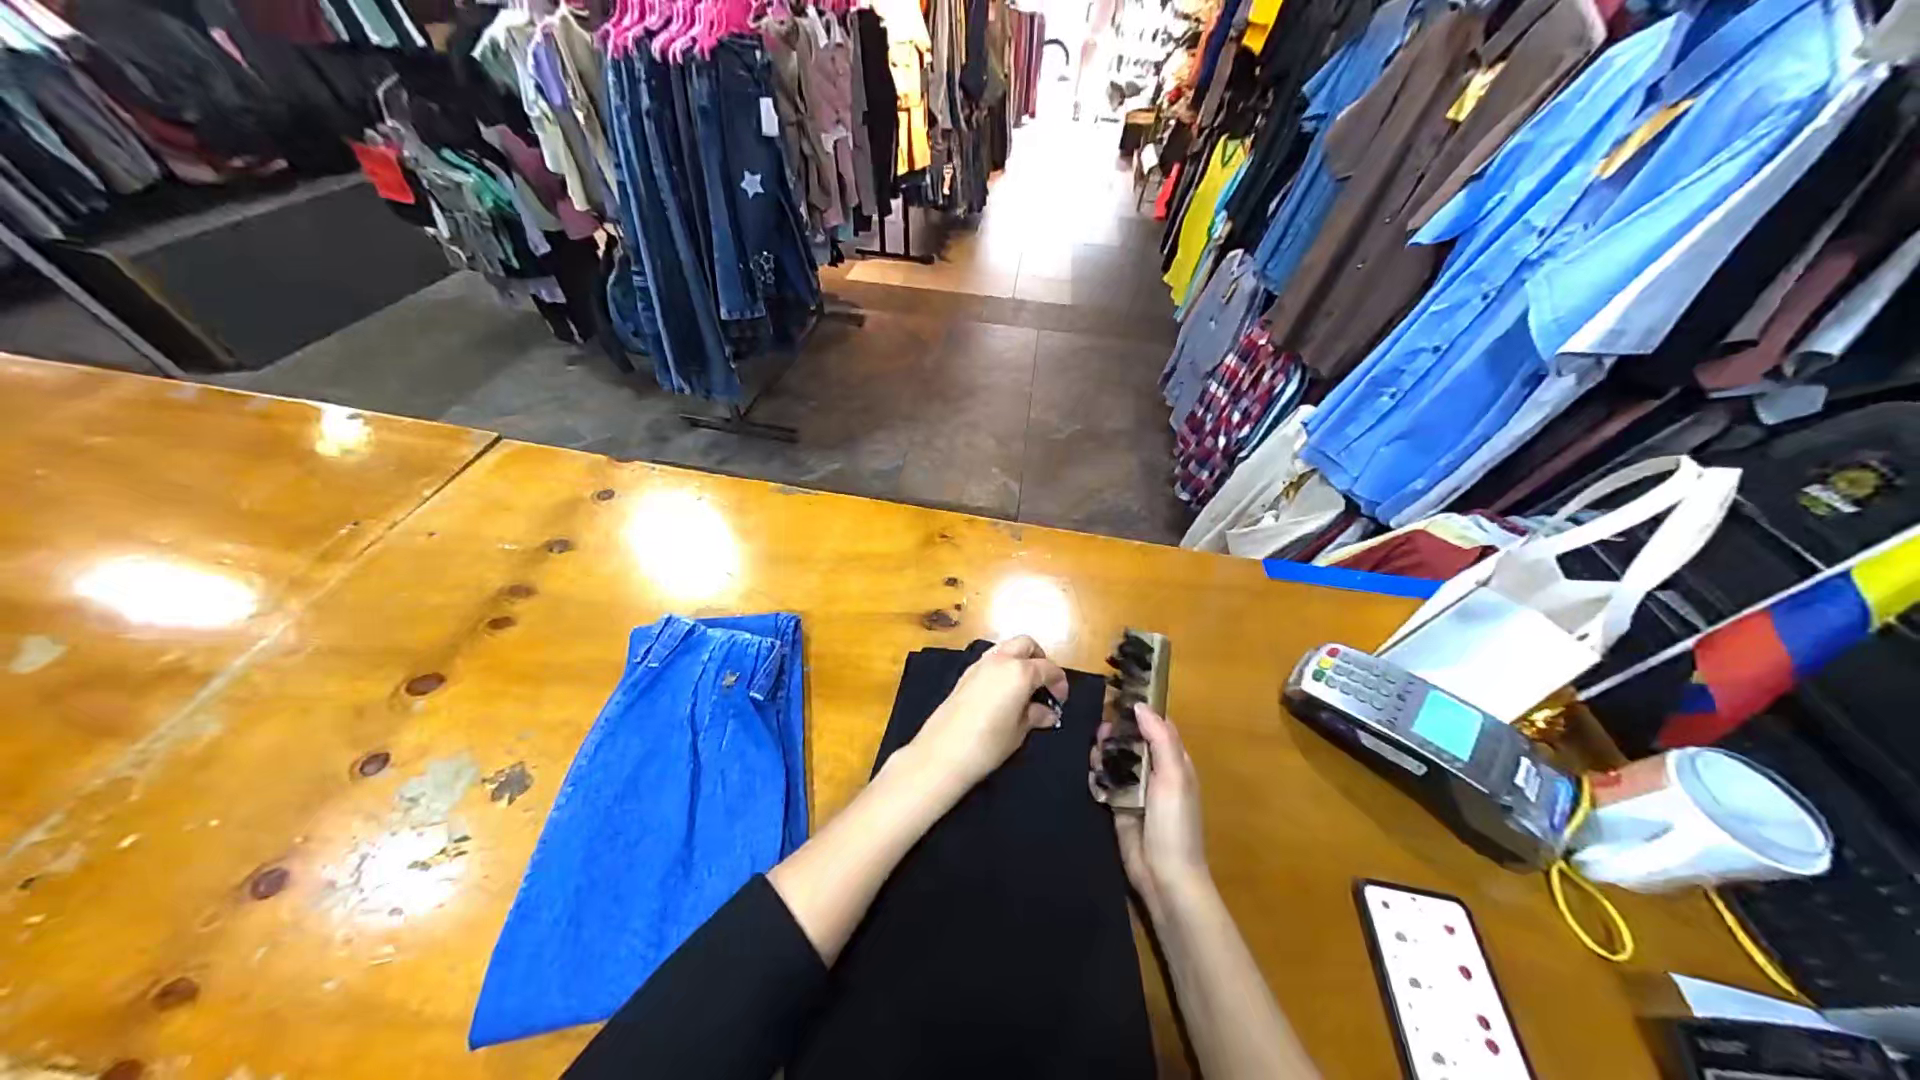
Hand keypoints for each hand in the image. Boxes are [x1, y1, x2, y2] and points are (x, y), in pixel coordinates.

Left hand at [905, 636, 1070, 794]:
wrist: (943, 752)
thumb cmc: (988, 743)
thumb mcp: (1019, 731)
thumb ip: (1036, 715)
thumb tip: (1048, 712)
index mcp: (1020, 671)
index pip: (1049, 669)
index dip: (1059, 684)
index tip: (1060, 702)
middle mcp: (1001, 660)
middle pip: (1027, 645)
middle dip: (1039, 660)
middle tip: (1043, 686)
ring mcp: (980, 664)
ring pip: (1007, 648)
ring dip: (1020, 660)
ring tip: (1024, 688)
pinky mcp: (965, 674)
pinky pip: (991, 660)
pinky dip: (1003, 667)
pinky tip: (1004, 692)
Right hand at [1096, 706, 1209, 915]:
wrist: (1164, 876)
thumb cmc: (1175, 823)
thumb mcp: (1174, 776)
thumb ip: (1159, 739)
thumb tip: (1141, 705)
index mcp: (1175, 762)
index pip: (1157, 727)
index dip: (1140, 712)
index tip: (1116, 698)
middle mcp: (1156, 773)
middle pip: (1132, 742)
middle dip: (1115, 733)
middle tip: (1098, 730)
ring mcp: (1136, 790)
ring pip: (1116, 760)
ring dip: (1103, 753)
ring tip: (1092, 752)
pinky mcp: (1118, 807)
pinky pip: (1104, 783)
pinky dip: (1096, 776)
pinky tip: (1089, 772)